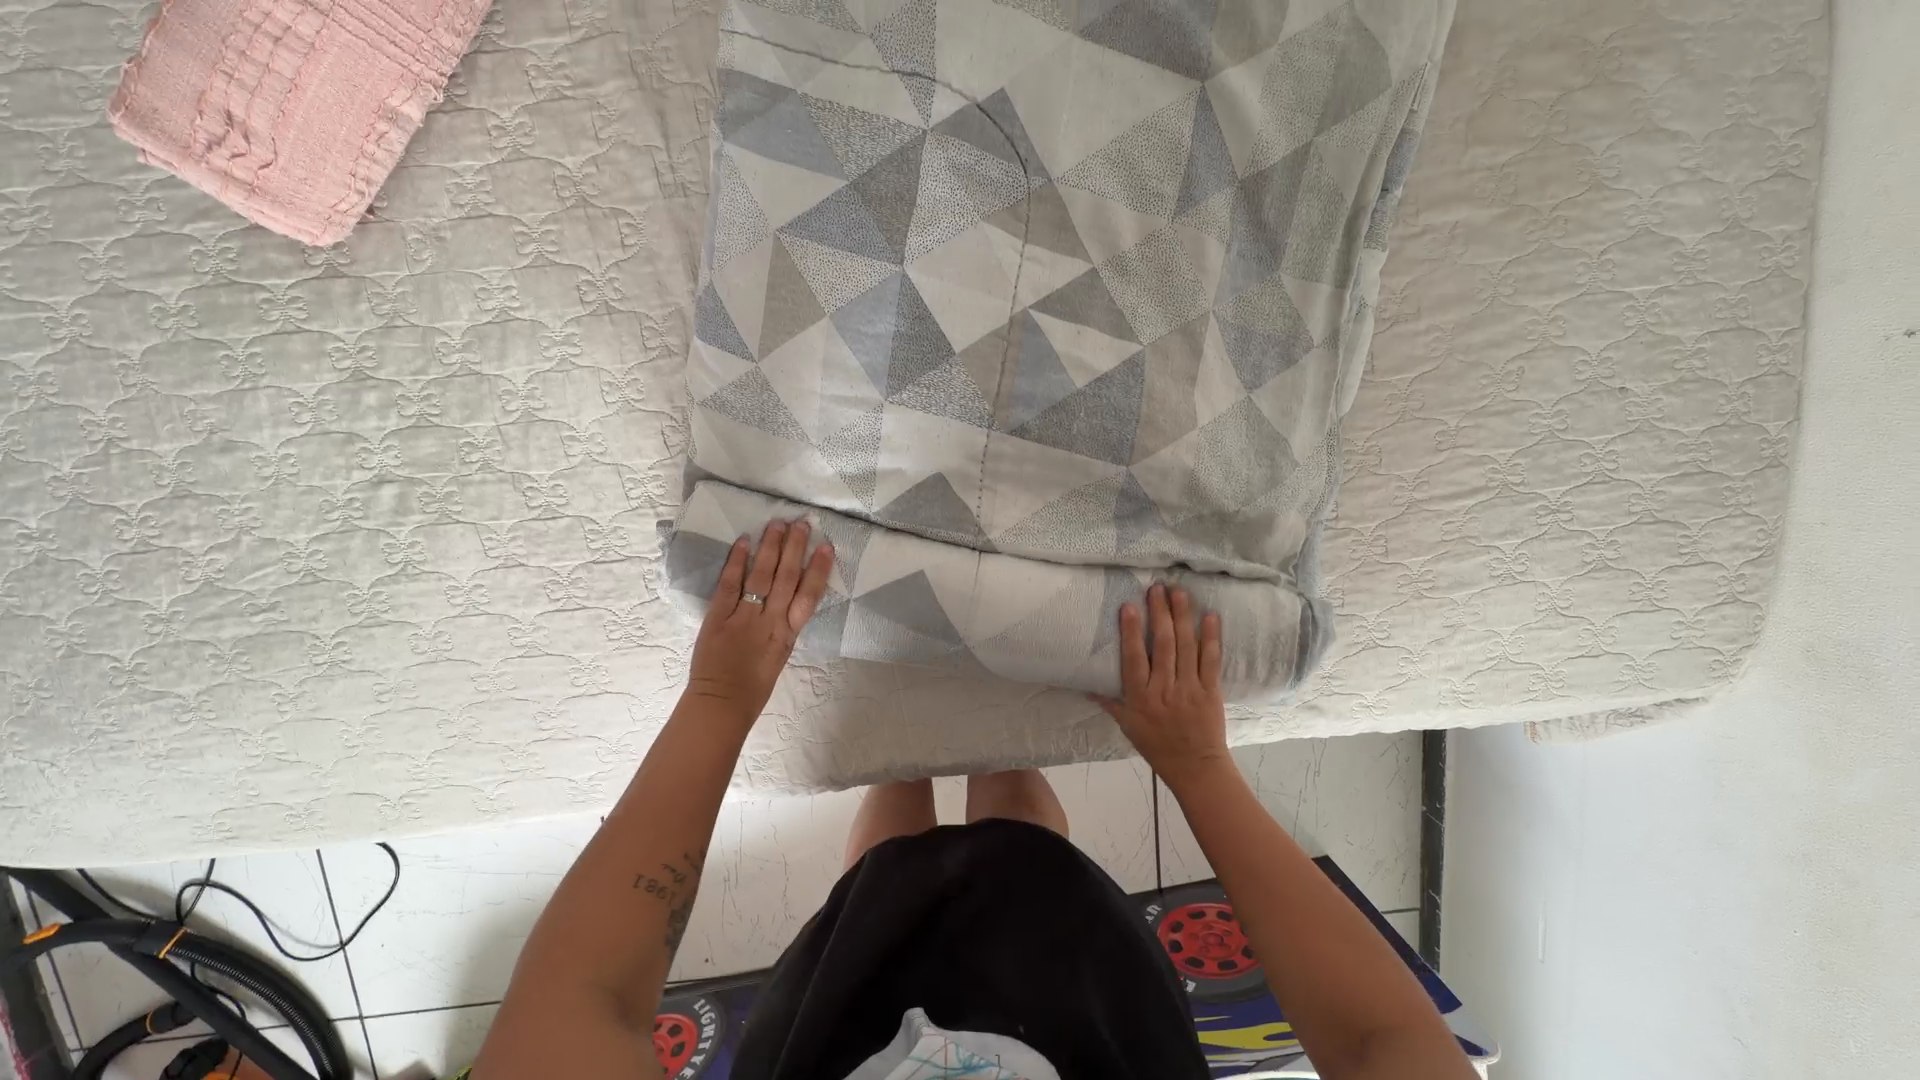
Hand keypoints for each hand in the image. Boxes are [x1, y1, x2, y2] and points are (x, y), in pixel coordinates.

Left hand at [684, 518, 832, 722]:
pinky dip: (737, 563)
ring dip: (770, 547)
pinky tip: (744, 542)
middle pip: (786, 578)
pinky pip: (729, 585)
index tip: (827, 547)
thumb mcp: (779, 656)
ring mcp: (744, 617)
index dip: (819, 570)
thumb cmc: (754, 688)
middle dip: (795, 548)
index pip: (809, 596)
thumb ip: (784, 628)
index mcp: (788, 634)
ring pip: (761, 576)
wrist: (721, 704)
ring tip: (777, 523)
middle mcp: (770, 621)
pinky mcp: (718, 617)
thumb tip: (788, 604)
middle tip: (802, 523)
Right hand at [1090, 584, 1229, 785]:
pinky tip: (1210, 616)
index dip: (1130, 632)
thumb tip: (1087, 687)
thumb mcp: (1128, 727)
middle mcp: (1164, 689)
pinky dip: (1211, 637)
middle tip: (1156, 588)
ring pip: (1186, 647)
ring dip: (1182, 617)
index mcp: (1141, 698)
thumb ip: (1110, 703)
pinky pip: (1211, 660)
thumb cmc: (1157, 746)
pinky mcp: (1211, 690)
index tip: (1128, 607)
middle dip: (1159, 614)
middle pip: (1162, 645)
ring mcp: (1189, 688)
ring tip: (1179, 593)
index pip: (1133, 659)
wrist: (1195, 767)